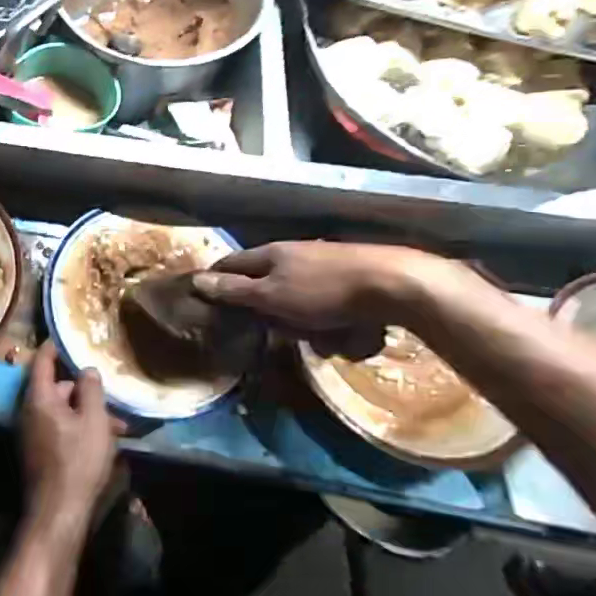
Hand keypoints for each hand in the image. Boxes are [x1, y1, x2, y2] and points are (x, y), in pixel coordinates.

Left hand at [20, 341, 120, 530]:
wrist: (59, 510)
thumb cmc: (78, 460)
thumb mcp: (94, 421)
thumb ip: (91, 390)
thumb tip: (86, 369)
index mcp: (38, 398)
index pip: (42, 361)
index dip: (54, 346)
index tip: (66, 335)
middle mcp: (29, 411)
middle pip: (55, 388)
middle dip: (83, 389)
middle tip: (111, 397)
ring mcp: (32, 432)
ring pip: (61, 410)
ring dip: (86, 412)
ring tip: (118, 426)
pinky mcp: (39, 450)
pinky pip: (59, 427)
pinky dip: (79, 427)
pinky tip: (103, 441)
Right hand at [191, 241, 464, 335]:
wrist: (399, 286)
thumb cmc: (324, 292)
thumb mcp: (271, 295)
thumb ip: (234, 291)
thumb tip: (197, 280)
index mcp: (271, 254)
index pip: (230, 264)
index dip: (216, 281)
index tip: (208, 302)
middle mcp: (296, 257)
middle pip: (269, 292)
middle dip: (276, 318)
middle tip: (283, 332)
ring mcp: (327, 269)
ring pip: (304, 307)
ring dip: (313, 329)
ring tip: (331, 341)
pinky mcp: (356, 284)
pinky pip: (335, 312)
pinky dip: (343, 327)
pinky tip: (357, 335)